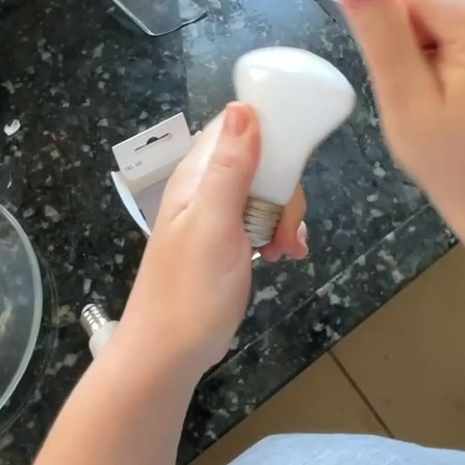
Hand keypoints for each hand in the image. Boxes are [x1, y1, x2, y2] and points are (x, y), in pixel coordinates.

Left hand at [116, 104, 308, 378]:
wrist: (167, 357)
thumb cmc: (190, 292)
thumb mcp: (214, 224)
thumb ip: (229, 167)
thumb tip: (243, 107)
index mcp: (197, 174)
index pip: (237, 125)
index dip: (271, 131)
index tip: (297, 160)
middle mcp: (205, 186)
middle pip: (260, 160)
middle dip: (285, 187)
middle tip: (285, 227)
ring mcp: (217, 214)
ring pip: (266, 191)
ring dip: (284, 216)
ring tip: (283, 250)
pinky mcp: (227, 240)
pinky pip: (262, 219)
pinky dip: (279, 233)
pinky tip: (284, 257)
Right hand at [328, 0, 464, 264]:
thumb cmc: (447, 158)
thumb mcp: (403, 101)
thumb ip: (379, 31)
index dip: (400, 24)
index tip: (412, 70)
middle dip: (419, 18)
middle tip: (427, 73)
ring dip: (436, 17)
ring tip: (445, 68)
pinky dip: (457, 17)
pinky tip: (463, 58)